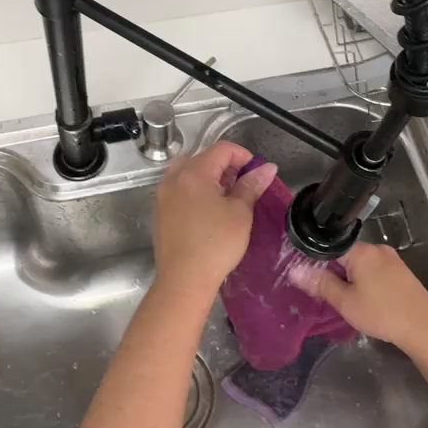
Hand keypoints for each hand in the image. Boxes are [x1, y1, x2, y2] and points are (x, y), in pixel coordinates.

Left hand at [152, 141, 278, 298]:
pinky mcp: (160, 213)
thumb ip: (251, 185)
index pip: (222, 149)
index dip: (244, 156)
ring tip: (227, 199)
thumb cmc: (216, 244)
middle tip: (243, 186)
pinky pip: (180, 190)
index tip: (256, 173)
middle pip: (203, 158)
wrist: (184, 279)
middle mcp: (174, 178)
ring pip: (189, 173)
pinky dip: (196, 191)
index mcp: (194, 172)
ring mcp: (163, 195)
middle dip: (226, 166)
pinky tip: (209, 212)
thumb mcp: (240, 212)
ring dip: (210, 178)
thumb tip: (267, 168)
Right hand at [291, 242, 427, 355]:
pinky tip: (366, 301)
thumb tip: (295, 270)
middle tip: (325, 294)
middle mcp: (378, 249)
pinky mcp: (402, 273)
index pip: (329, 247)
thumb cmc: (381, 312)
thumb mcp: (345, 301)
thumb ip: (320, 283)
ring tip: (345, 300)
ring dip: (351, 279)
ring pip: (361, 265)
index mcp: (361, 251)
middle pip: (346, 255)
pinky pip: (375, 272)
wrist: (424, 327)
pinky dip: (366, 282)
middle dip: (334, 272)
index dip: (316, 262)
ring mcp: (392, 260)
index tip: (307, 278)